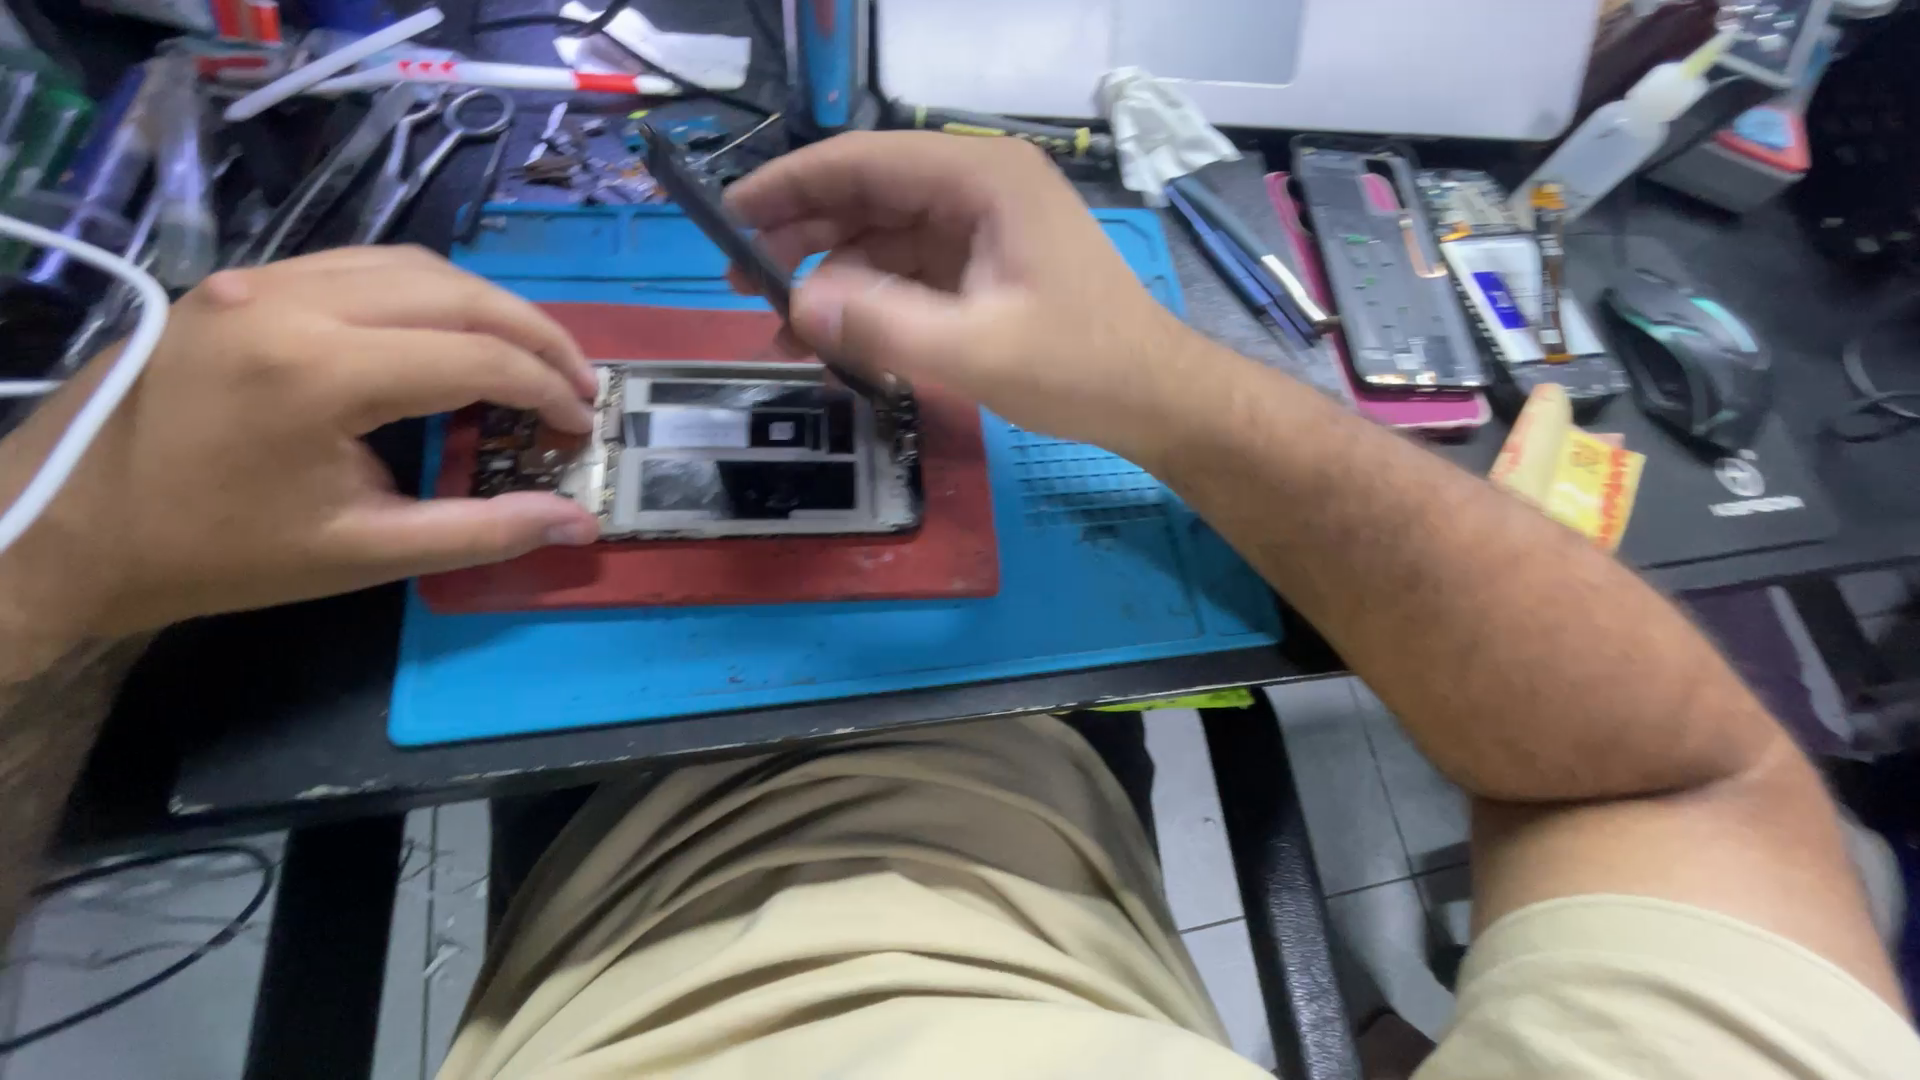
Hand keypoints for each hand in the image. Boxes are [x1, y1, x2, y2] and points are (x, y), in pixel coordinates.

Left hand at [0, 246, 601, 639]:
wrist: (67, 530)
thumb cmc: (224, 551)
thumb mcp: (370, 554)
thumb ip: (489, 531)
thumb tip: (583, 523)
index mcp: (316, 371)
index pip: (477, 357)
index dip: (549, 391)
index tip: (582, 425)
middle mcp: (287, 301)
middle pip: (458, 293)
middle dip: (538, 336)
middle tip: (580, 383)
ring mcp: (257, 280)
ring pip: (416, 266)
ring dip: (491, 307)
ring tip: (532, 356)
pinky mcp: (242, 281)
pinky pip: (367, 266)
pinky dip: (435, 295)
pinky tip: (456, 334)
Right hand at [725, 132, 1220, 462]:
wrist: (1152, 399)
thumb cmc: (1079, 368)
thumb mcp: (976, 350)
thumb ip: (882, 325)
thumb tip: (796, 305)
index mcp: (981, 179)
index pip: (861, 161)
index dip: (788, 186)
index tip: (727, 218)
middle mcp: (979, 189)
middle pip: (868, 196)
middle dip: (802, 237)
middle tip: (742, 283)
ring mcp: (983, 230)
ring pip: (884, 240)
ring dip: (833, 281)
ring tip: (783, 331)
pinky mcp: (985, 270)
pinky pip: (911, 275)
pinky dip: (872, 304)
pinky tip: (838, 342)